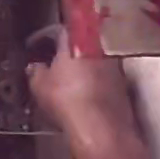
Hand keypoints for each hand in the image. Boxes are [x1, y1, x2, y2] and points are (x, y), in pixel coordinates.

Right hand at [25, 38, 143, 158]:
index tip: (39, 45)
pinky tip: (84, 96)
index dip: (48, 36)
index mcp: (76, 42)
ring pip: (94, 61)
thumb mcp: (39, 85)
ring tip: (69, 81)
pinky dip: (94, 83)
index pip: (61, 29)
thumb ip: (35, 71)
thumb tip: (34, 66)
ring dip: (83, 68)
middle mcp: (98, 48)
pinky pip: (104, 78)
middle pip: (81, 44)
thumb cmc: (65, 99)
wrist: (101, 128)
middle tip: (54, 63)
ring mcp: (115, 67)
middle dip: (68, 52)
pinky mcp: (124, 86)